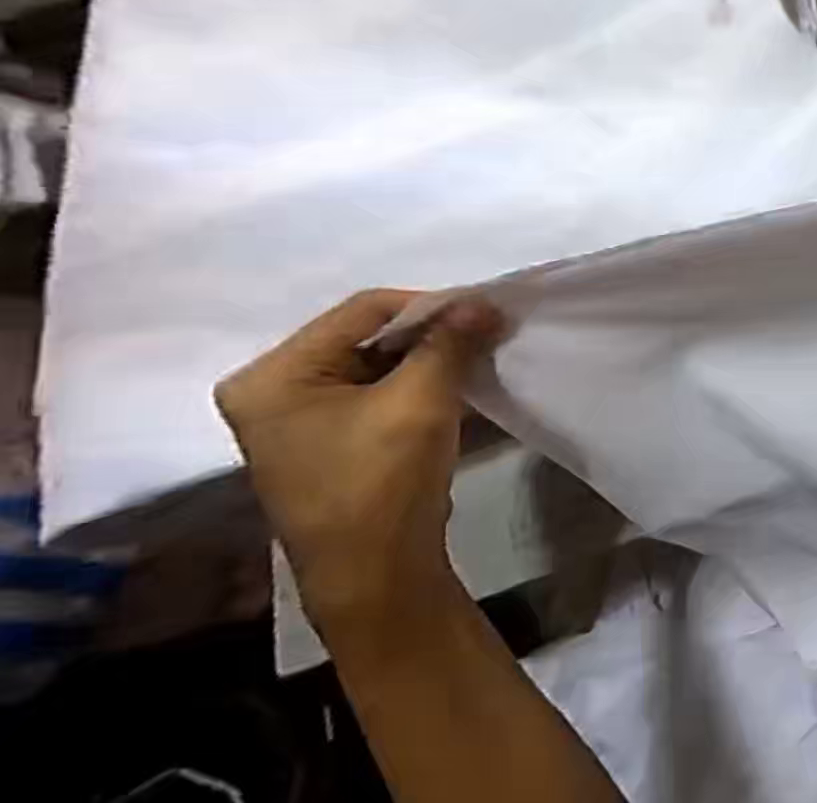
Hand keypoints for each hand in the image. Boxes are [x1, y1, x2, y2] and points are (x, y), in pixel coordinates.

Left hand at [215, 290, 502, 628]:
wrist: (376, 570)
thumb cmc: (381, 479)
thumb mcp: (421, 400)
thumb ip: (450, 343)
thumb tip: (484, 301)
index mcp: (274, 376)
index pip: (362, 311)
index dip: (429, 305)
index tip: (486, 313)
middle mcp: (277, 389)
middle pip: (368, 335)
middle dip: (434, 332)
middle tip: (488, 332)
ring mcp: (304, 417)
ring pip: (381, 362)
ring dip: (434, 356)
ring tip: (481, 355)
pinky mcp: (335, 437)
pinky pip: (383, 390)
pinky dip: (424, 381)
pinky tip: (460, 384)